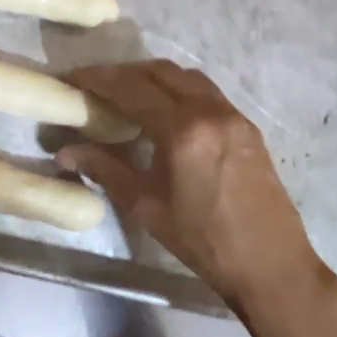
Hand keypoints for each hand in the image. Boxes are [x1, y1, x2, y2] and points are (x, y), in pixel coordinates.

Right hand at [59, 61, 336, 319]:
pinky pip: (206, 93)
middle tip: (95, 85)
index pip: (132, 89)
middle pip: (160, 72)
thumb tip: (66, 152)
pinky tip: (164, 113)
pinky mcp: (247, 127)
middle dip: (124, 73)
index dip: (98, 79)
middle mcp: (210, 111)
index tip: (73, 77)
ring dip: (153, 78)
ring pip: (187, 77)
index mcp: (182, 130)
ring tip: (127, 95)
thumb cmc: (202, 240)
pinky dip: (179, 91)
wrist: (270, 263)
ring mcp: (234, 116)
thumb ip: (105, 169)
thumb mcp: (145, 206)